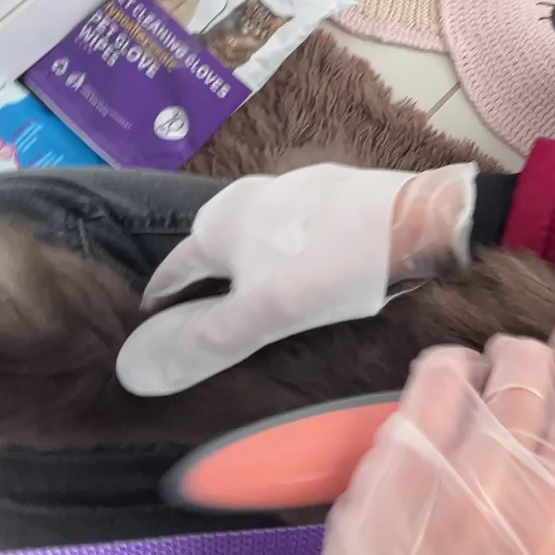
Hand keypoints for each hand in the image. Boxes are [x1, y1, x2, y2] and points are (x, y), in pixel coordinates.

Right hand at [116, 162, 476, 395]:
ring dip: (259, 269)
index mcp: (218, 221)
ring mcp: (297, 185)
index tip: (163, 339)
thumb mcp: (265, 314)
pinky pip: (300, 230)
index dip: (165, 310)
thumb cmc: (335, 267)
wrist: (420, 219)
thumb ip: (204, 340)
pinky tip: (319, 273)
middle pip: (217, 252)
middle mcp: (249, 194)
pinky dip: (297, 255)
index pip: (171, 274)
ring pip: (261, 238)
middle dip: (215, 288)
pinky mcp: (338, 188)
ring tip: (272, 305)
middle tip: (223, 329)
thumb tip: (134, 369)